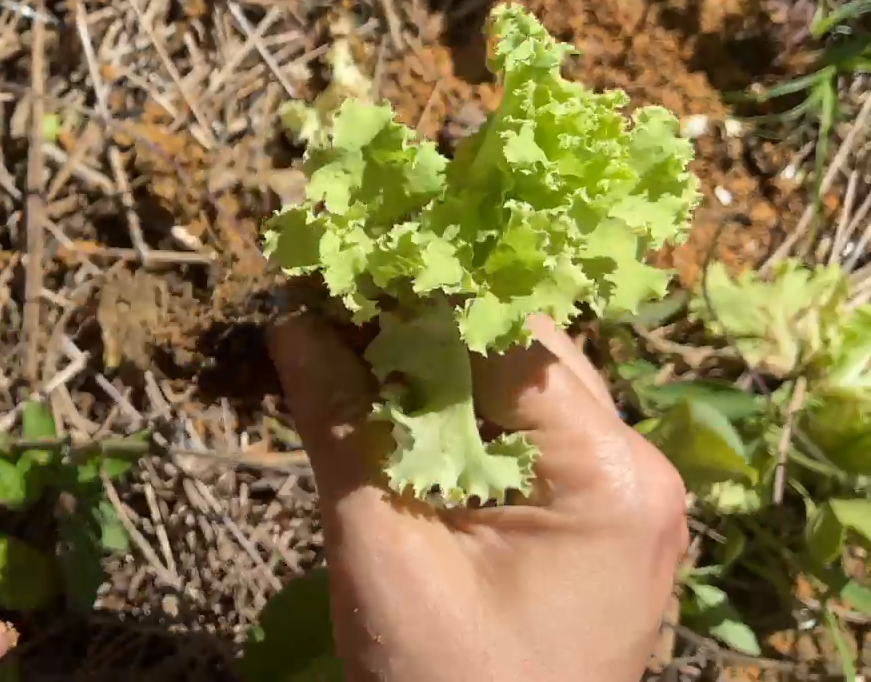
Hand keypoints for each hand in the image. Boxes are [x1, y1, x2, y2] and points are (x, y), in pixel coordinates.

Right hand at [269, 314, 687, 681]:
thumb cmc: (443, 672)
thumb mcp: (376, 540)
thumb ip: (336, 421)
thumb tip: (283, 316)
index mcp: (605, 473)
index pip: (502, 335)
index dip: (411, 291)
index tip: (329, 266)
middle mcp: (623, 462)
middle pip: (505, 343)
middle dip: (406, 313)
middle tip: (318, 295)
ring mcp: (601, 483)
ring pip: (495, 373)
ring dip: (411, 348)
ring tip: (329, 328)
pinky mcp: (568, 501)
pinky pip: (492, 415)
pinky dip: (425, 391)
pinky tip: (364, 383)